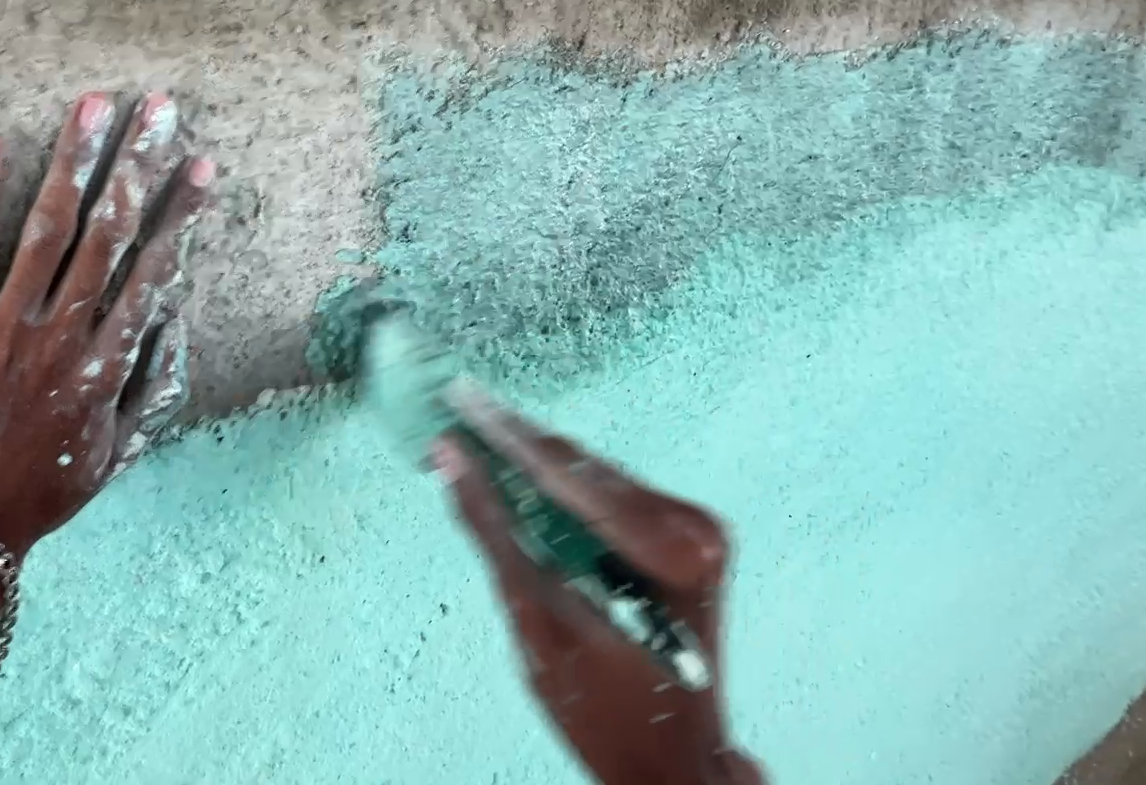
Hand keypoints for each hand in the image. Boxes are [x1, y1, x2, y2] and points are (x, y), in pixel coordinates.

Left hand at [0, 91, 212, 554]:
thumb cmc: (40, 492)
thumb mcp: (117, 454)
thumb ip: (152, 388)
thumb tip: (176, 320)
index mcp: (107, 364)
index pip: (153, 270)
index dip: (180, 213)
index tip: (201, 166)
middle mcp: (65, 334)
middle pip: (109, 233)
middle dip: (137, 164)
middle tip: (158, 108)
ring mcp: (5, 329)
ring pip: (47, 229)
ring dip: (73, 161)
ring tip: (94, 106)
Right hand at [434, 388, 764, 784]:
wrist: (670, 762)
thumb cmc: (605, 709)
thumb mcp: (534, 617)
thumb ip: (491, 528)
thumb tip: (450, 456)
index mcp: (670, 551)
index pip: (567, 474)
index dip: (505, 433)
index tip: (460, 398)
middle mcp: (694, 529)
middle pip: (580, 466)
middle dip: (512, 439)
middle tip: (458, 405)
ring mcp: (694, 529)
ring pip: (589, 473)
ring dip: (529, 457)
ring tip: (475, 430)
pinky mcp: (681, 534)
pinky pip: (603, 491)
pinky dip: (554, 481)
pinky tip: (515, 466)